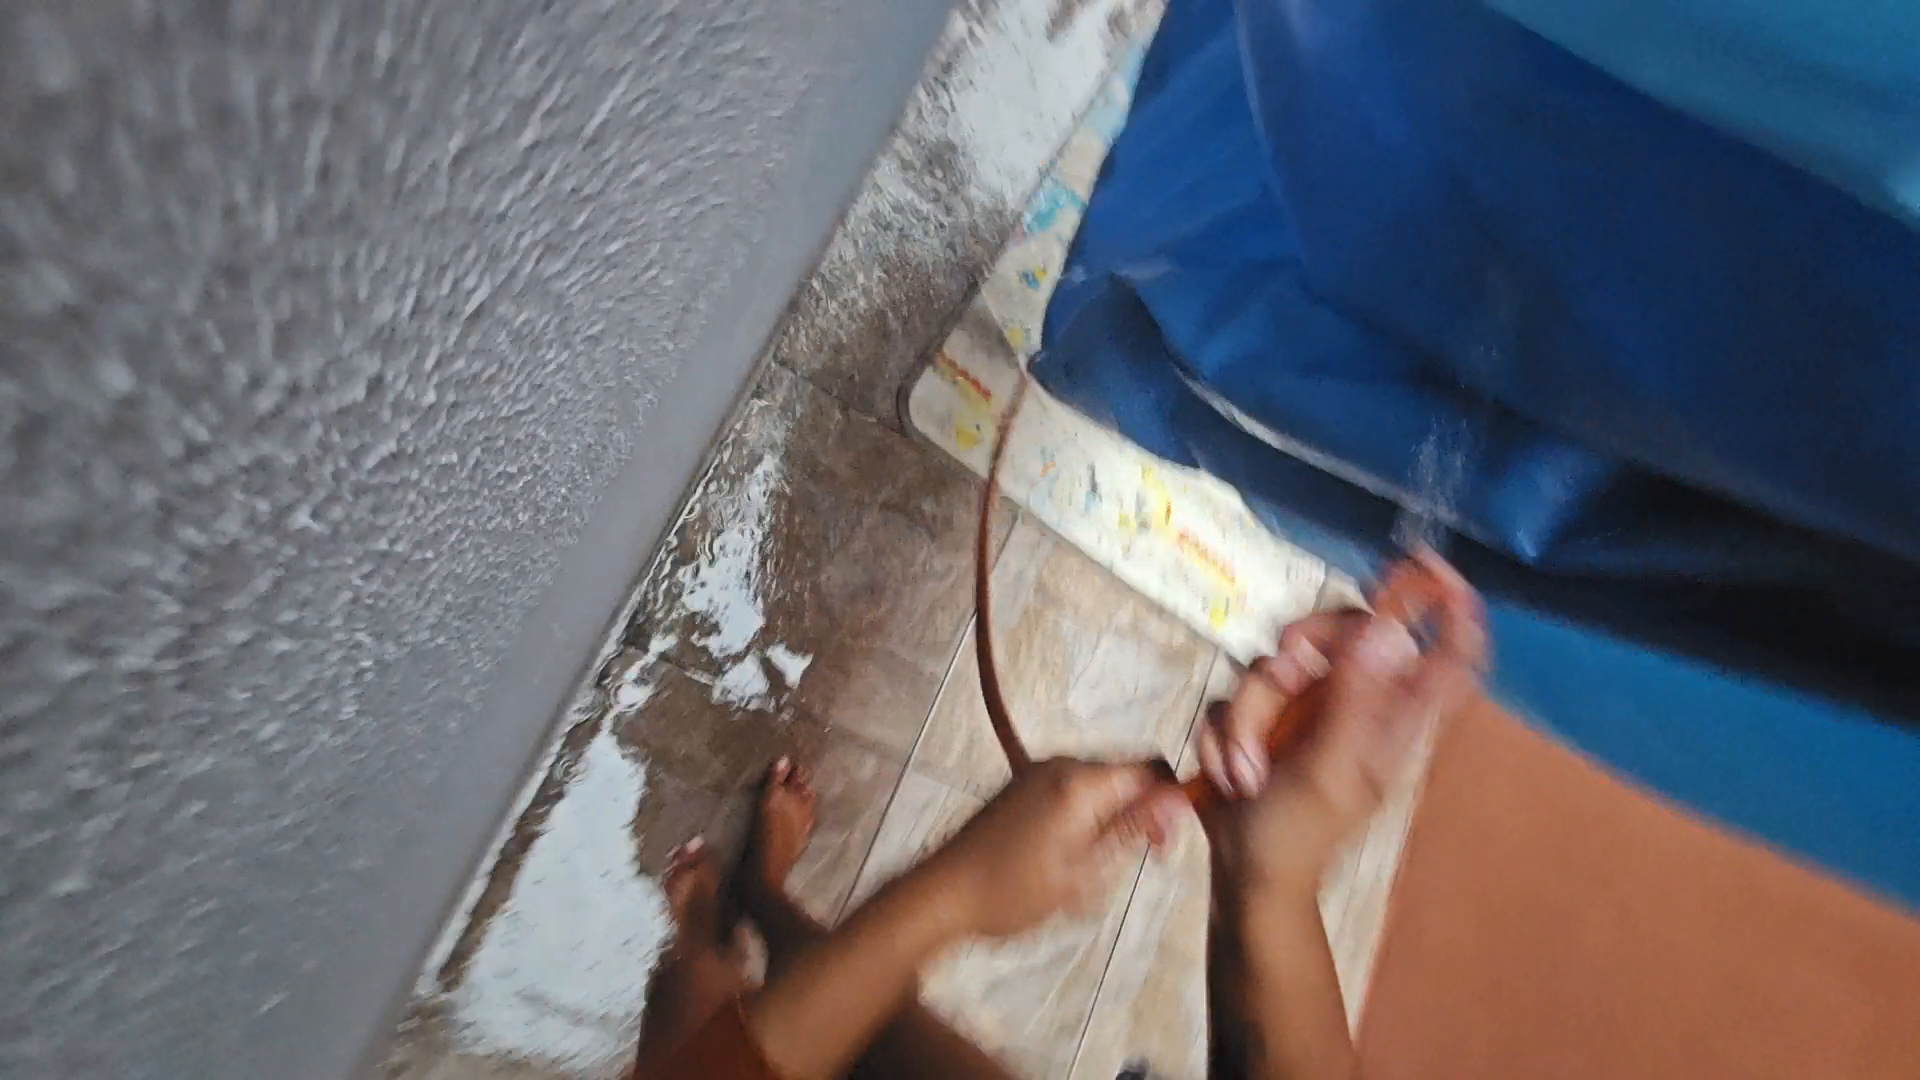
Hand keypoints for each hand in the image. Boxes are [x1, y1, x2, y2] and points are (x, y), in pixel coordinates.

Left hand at [920, 758, 1186, 938]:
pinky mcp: (1026, 782)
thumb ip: (1133, 829)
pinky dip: (1086, 815)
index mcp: (1079, 781)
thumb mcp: (1085, 871)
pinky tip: (1069, 854)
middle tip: (1129, 862)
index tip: (1162, 845)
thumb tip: (1179, 798)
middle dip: (1138, 812)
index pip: (1150, 768)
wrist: (948, 891)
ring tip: (1093, 866)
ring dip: (1111, 817)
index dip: (1168, 802)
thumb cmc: (1016, 891)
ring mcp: (1040, 770)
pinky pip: (1074, 789)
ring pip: (1101, 784)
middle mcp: (1062, 763)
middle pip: (1125, 773)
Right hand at [1197, 550, 1486, 892]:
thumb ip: (1358, 699)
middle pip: (1337, 630)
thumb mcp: (1332, 769)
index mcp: (1393, 716)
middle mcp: (1350, 699)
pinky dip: (1225, 735)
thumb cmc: (1300, 832)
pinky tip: (1233, 774)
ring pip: (1270, 663)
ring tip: (1247, 769)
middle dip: (1297, 651)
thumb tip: (1392, 629)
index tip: (1425, 566)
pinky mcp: (1257, 714)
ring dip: (1248, 718)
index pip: (1446, 652)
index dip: (1449, 606)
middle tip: (1282, 673)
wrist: (1243, 870)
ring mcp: (1300, 705)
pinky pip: (1232, 695)